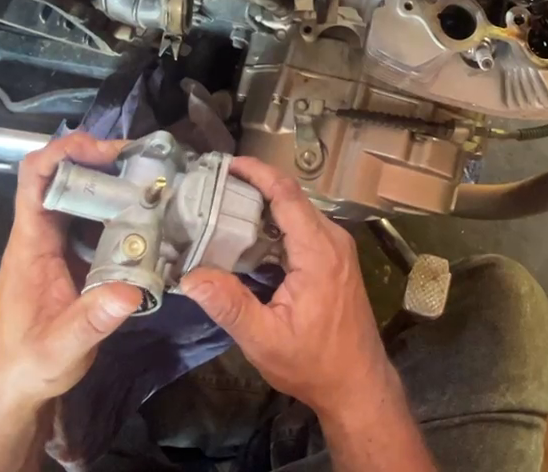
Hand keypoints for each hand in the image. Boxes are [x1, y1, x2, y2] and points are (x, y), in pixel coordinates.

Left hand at [0, 133, 144, 412]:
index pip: (35, 178)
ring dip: (114, 180)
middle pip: (62, 174)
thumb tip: (131, 289)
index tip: (108, 153)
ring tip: (154, 181)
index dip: (66, 153)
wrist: (16, 389)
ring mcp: (58, 242)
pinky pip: (95, 216)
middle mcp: (42, 233)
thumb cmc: (30, 365)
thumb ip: (92, 320)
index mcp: (30, 243)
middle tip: (145, 162)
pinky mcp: (75, 253)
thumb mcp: (61, 348)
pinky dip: (120, 206)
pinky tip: (149, 214)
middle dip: (101, 158)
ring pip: (81, 193)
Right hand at [180, 157, 392, 418]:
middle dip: (255, 186)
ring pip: (298, 212)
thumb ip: (229, 304)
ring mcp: (338, 247)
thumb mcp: (264, 339)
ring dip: (265, 206)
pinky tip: (250, 237)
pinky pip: (304, 228)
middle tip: (213, 188)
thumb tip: (190, 277)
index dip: (258, 173)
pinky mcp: (336, 258)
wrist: (357, 382)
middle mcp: (333, 238)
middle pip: (292, 198)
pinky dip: (277, 224)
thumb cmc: (313, 362)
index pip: (287, 194)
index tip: (227, 164)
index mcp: (318, 250)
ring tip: (224, 207)